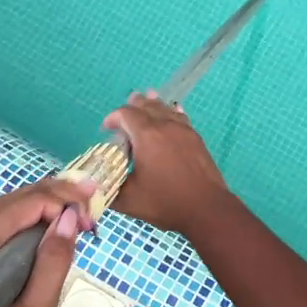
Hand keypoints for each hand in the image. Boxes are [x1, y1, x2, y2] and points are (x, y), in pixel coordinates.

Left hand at [0, 177, 97, 306]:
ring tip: (86, 218)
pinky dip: (47, 211)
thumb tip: (70, 218)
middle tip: (94, 217)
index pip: (34, 201)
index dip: (68, 204)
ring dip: (59, 203)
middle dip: (67, 198)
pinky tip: (65, 221)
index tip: (91, 226)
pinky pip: (22, 210)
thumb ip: (53, 263)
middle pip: (31, 193)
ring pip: (28, 198)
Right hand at [102, 92, 237, 235]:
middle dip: (133, 106)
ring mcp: (184, 130)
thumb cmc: (165, 202)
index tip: (106, 129)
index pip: (125, 114)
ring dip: (152, 105)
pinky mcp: (196, 138)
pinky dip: (172, 112)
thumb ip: (111, 188)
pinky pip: (181, 117)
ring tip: (146, 98)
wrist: (206, 207)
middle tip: (124, 114)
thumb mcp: (129, 199)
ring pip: (165, 108)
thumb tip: (99, 185)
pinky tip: (173, 110)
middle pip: (146, 105)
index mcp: (146, 136)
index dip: (113, 118)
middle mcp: (165, 126)